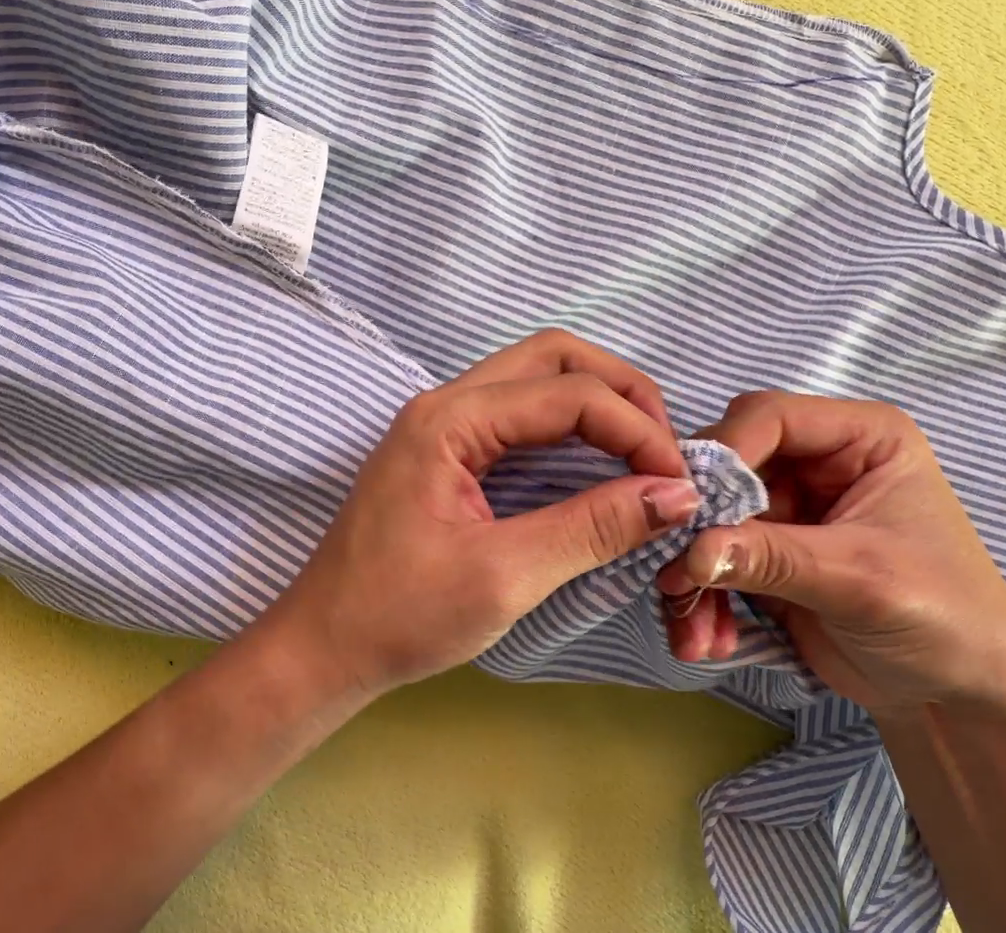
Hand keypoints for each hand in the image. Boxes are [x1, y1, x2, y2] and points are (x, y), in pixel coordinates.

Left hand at [257, 330, 701, 698]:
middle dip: (621, 393)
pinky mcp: (443, 455)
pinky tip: (597, 469)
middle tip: (666, 451)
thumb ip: (592, 527)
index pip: (568, 394)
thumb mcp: (504, 575)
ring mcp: (439, 426)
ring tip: (645, 457)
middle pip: (552, 359)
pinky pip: (517, 419)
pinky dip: (566, 432)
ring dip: (596, 406)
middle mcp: (443, 405)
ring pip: (535, 381)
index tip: (681, 485)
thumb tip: (677, 494)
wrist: (324, 646)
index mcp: (449, 421)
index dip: (637, 431)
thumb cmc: (400, 615)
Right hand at [659, 391, 1005, 715]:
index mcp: (857, 440)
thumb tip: (690, 552)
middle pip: (723, 465)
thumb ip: (773, 558)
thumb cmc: (945, 619)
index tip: (691, 507)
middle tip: (673, 570)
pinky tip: (705, 639)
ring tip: (692, 627)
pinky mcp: (759, 552)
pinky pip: (705, 559)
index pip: (769, 417)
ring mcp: (782, 508)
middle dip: (696, 522)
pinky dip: (697, 598)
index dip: (724, 452)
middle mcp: (813, 463)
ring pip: (704, 517)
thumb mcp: (861, 581)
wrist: (956, 698)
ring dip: (688, 572)